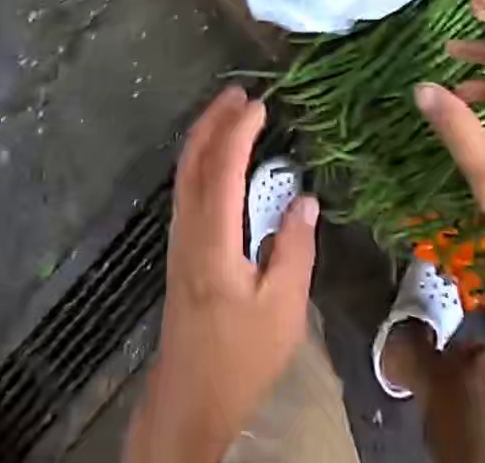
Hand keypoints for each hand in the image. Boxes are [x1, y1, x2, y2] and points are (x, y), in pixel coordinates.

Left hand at [124, 87, 318, 462]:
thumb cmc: (241, 355)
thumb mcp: (282, 309)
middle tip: (238, 92)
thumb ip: (294, 250)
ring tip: (229, 111)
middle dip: (212, 120)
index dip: (238, 131)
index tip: (259, 104)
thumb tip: (305, 200)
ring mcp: (179, 236)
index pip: (222, 169)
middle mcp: (188, 228)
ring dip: (204, 136)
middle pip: (193, 160)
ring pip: (185, 171)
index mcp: (213, 240)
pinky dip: (201, 158)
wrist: (190, 393)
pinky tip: (218, 157)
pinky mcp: (180, 246)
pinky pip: (187, 186)